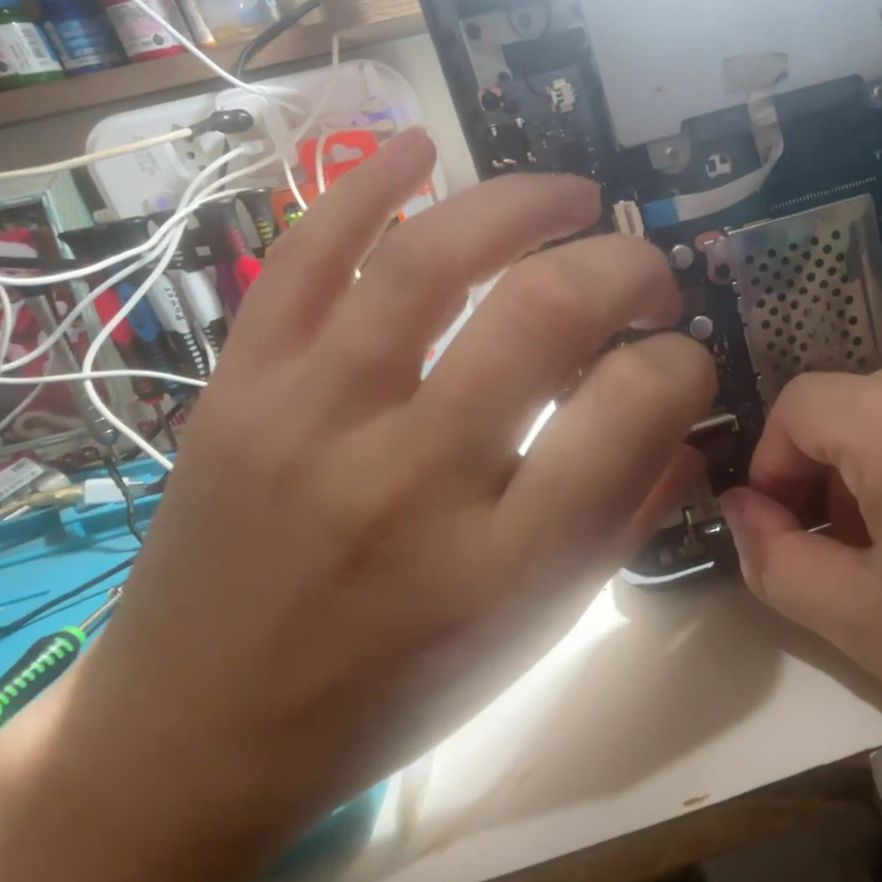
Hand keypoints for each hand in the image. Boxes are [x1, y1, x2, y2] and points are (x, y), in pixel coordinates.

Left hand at [0, 130, 713, 881]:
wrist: (196, 734)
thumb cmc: (392, 694)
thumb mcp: (532, 634)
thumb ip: (621, 524)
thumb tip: (685, 426)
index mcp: (501, 560)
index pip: (633, 408)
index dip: (684, 362)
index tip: (683, 361)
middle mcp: (410, 478)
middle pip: (544, 311)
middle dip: (627, 267)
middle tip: (646, 276)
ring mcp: (309, 420)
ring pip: (428, 259)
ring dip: (522, 203)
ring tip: (573, 194)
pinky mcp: (237, 390)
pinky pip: (302, 258)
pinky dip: (366, 186)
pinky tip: (422, 148)